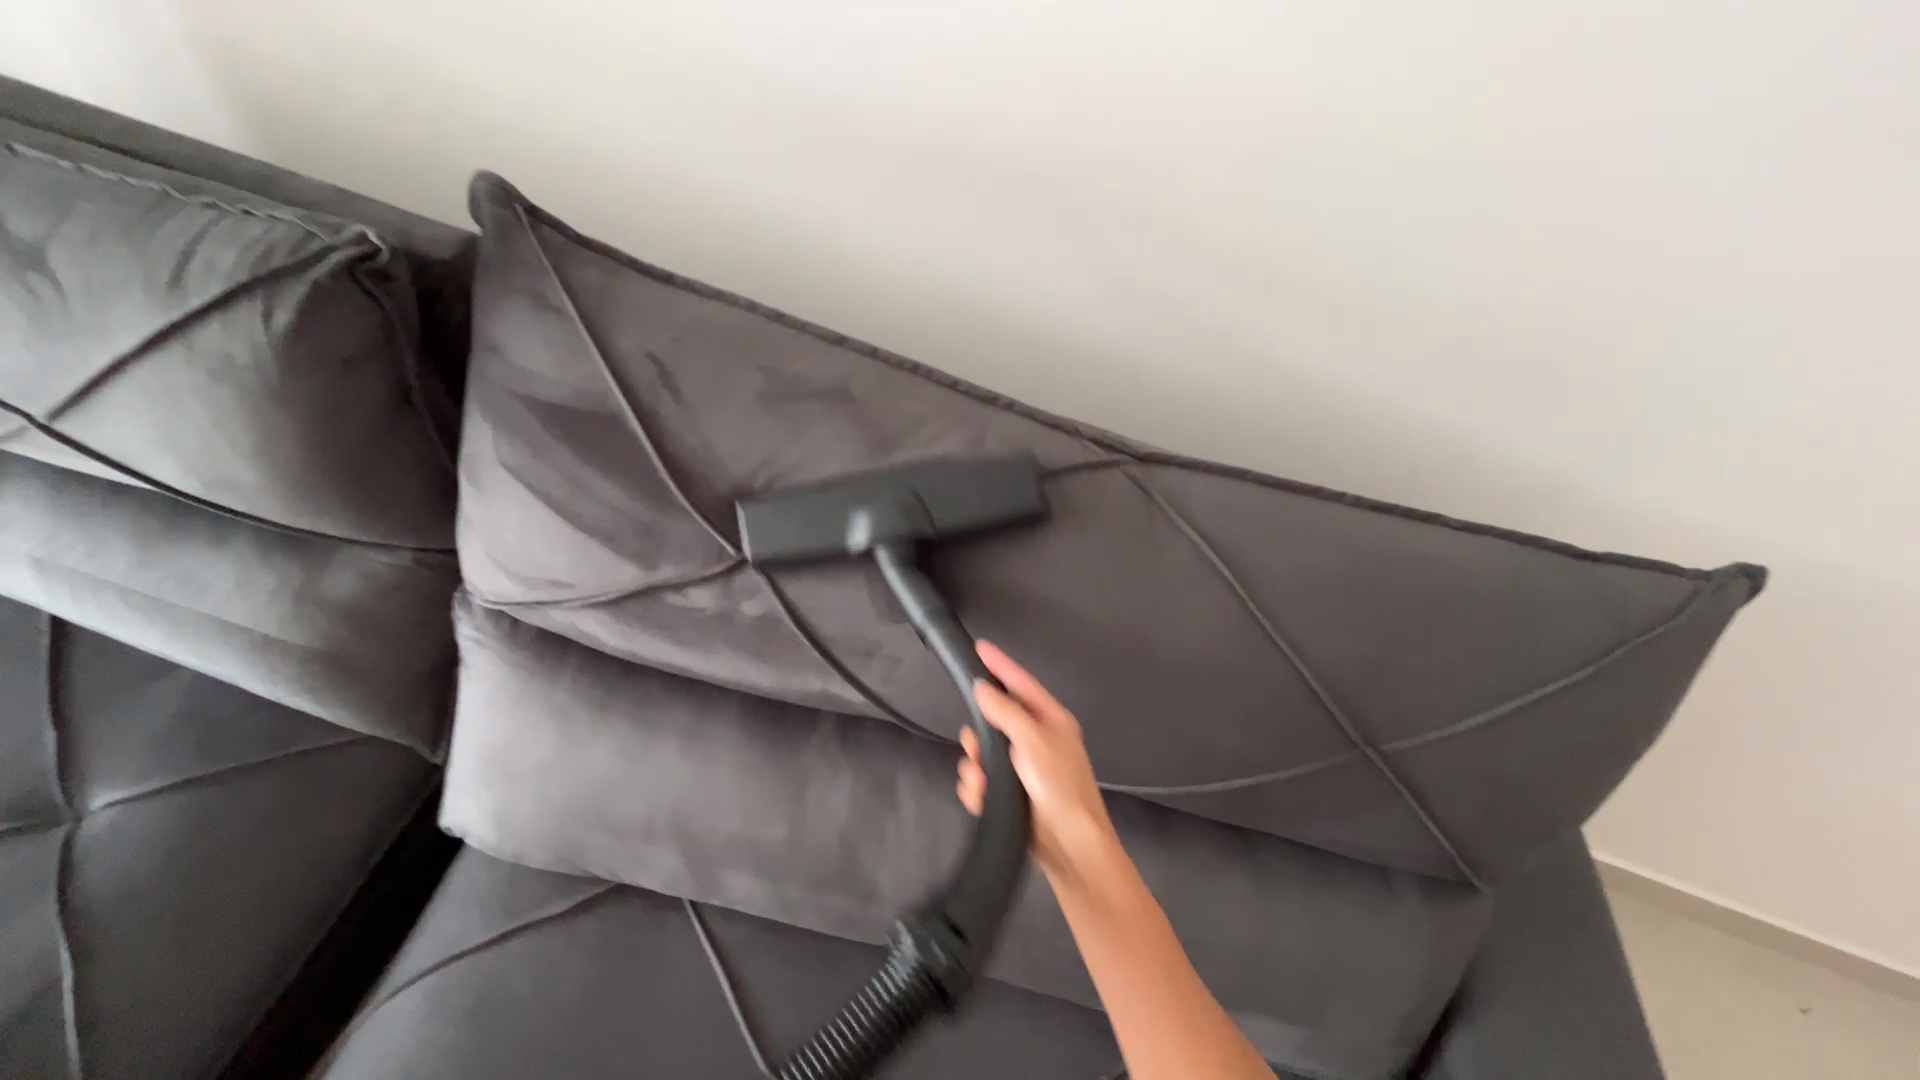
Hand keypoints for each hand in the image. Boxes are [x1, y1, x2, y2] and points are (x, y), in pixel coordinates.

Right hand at [956, 640, 1120, 884]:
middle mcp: (1036, 740)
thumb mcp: (1033, 740)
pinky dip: (977, 789)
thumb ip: (1006, 710)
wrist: (1068, 844)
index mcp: (1051, 720)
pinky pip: (981, 781)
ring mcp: (1022, 769)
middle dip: (980, 735)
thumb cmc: (1060, 787)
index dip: (1000, 664)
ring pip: (983, 753)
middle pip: (994, 720)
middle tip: (977, 748)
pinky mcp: (1010, 794)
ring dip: (976, 766)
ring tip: (983, 779)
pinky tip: (982, 796)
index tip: (980, 648)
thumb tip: (983, 689)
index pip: (1021, 683)